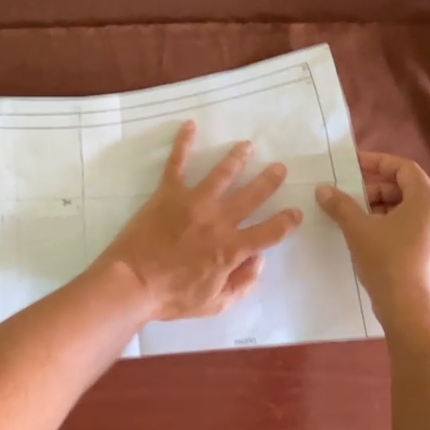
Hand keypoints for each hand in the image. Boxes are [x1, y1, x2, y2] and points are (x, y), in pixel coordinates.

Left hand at [94, 121, 303, 321]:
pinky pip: (177, 163)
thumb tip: (258, 261)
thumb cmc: (172, 297)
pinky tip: (190, 125)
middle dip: (269, 181)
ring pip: (222, 174)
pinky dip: (183, 143)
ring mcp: (193, 202)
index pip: (269, 232)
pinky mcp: (168, 193)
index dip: (286, 222)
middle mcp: (218, 220)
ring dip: (237, 158)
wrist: (132, 283)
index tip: (296, 213)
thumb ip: (242, 283)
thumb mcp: (216, 303)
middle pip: (251, 196)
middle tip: (280, 168)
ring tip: (247, 146)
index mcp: (232, 249)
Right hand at [315, 152, 429, 321]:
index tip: (353, 165)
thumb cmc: (388, 261)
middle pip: (407, 189)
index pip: (404, 168)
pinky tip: (370, 238)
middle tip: (349, 194)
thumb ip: (341, 205)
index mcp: (429, 201)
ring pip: (410, 211)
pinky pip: (414, 229)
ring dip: (382, 208)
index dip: (377, 162)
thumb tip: (323, 189)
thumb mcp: (358, 229)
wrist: (411, 311)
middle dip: (375, 188)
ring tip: (356, 217)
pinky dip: (392, 225)